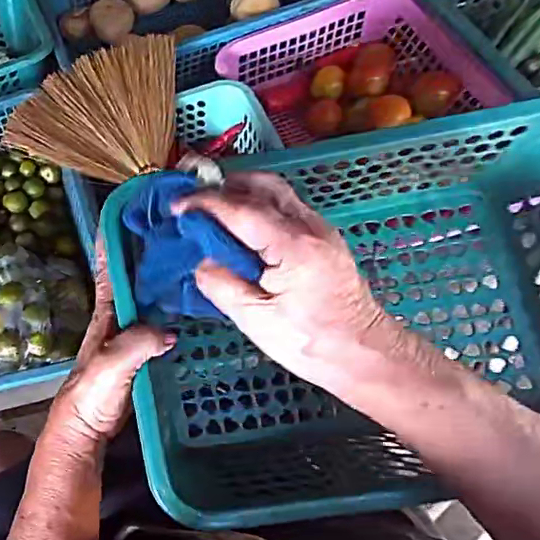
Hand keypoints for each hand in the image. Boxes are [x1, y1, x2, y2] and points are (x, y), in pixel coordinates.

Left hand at [46, 236, 173, 449]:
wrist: (85, 433)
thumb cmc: (89, 399)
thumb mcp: (110, 369)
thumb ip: (134, 347)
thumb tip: (166, 329)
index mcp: (104, 316)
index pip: (110, 270)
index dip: (115, 241)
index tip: (128, 210)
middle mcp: (116, 321)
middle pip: (133, 278)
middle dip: (147, 251)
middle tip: (176, 225)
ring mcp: (129, 337)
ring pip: (148, 297)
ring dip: (163, 276)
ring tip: (192, 253)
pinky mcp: (143, 355)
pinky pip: (160, 321)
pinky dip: (173, 307)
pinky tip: (193, 303)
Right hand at [173, 173, 405, 388]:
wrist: (364, 354)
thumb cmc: (309, 343)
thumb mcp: (252, 319)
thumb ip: (218, 283)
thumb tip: (201, 261)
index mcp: (292, 246)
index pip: (240, 209)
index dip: (203, 203)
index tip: (175, 205)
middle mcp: (309, 228)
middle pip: (263, 185)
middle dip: (223, 186)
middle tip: (192, 201)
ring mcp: (319, 230)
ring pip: (275, 192)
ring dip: (240, 193)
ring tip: (209, 210)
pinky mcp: (320, 239)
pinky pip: (283, 207)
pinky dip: (255, 206)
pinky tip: (236, 227)